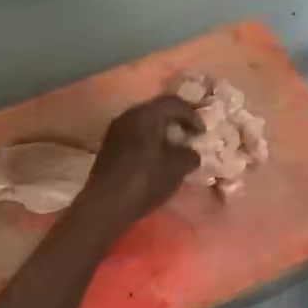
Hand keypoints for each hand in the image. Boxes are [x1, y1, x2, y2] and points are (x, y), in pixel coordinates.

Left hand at [77, 96, 200, 227]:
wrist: (105, 205)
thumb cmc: (144, 180)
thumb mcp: (176, 168)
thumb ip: (189, 155)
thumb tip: (191, 153)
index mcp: (145, 115)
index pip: (173, 103)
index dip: (192, 115)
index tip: (202, 133)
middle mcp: (127, 116)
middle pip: (157, 110)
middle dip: (176, 121)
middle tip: (190, 135)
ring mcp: (115, 130)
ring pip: (144, 123)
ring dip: (162, 132)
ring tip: (175, 149)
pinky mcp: (109, 146)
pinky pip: (134, 135)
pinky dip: (149, 141)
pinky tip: (156, 158)